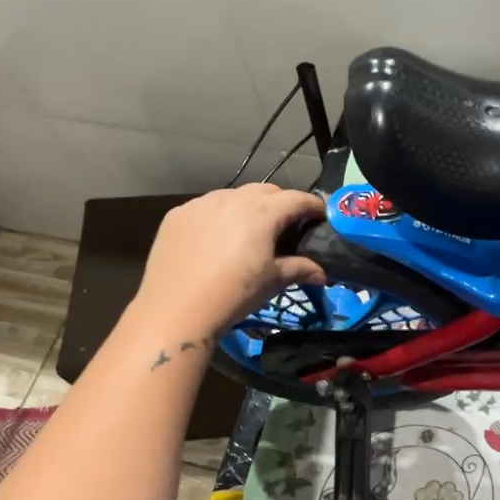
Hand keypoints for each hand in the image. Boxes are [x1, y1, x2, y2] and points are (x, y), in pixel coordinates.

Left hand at [134, 184, 327, 336]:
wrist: (177, 308)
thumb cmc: (234, 293)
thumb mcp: (272, 282)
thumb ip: (300, 269)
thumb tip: (322, 274)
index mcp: (262, 213)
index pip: (297, 199)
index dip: (314, 206)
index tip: (322, 217)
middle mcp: (232, 198)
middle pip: (266, 191)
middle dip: (282, 203)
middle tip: (288, 226)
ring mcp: (201, 204)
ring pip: (234, 195)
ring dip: (249, 207)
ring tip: (250, 231)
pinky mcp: (178, 215)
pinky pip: (207, 207)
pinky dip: (220, 216)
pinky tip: (217, 239)